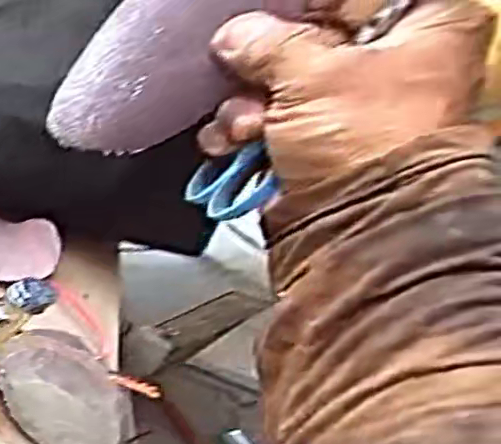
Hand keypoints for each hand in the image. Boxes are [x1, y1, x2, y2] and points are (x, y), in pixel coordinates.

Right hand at [198, 0, 493, 191]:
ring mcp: (335, 104)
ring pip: (265, 89)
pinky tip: (236, 145)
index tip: (259, 26)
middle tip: (250, 86)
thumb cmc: (365, 138)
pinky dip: (233, 136)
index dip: (298, 13)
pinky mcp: (298, 139)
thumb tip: (237, 32)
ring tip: (246, 129)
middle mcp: (380, 59)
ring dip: (240, 110)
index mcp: (420, 20)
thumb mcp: (318, 76)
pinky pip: (251, 125)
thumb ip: (273, 48)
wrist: (345, 212)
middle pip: (298, 46)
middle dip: (259, 72)